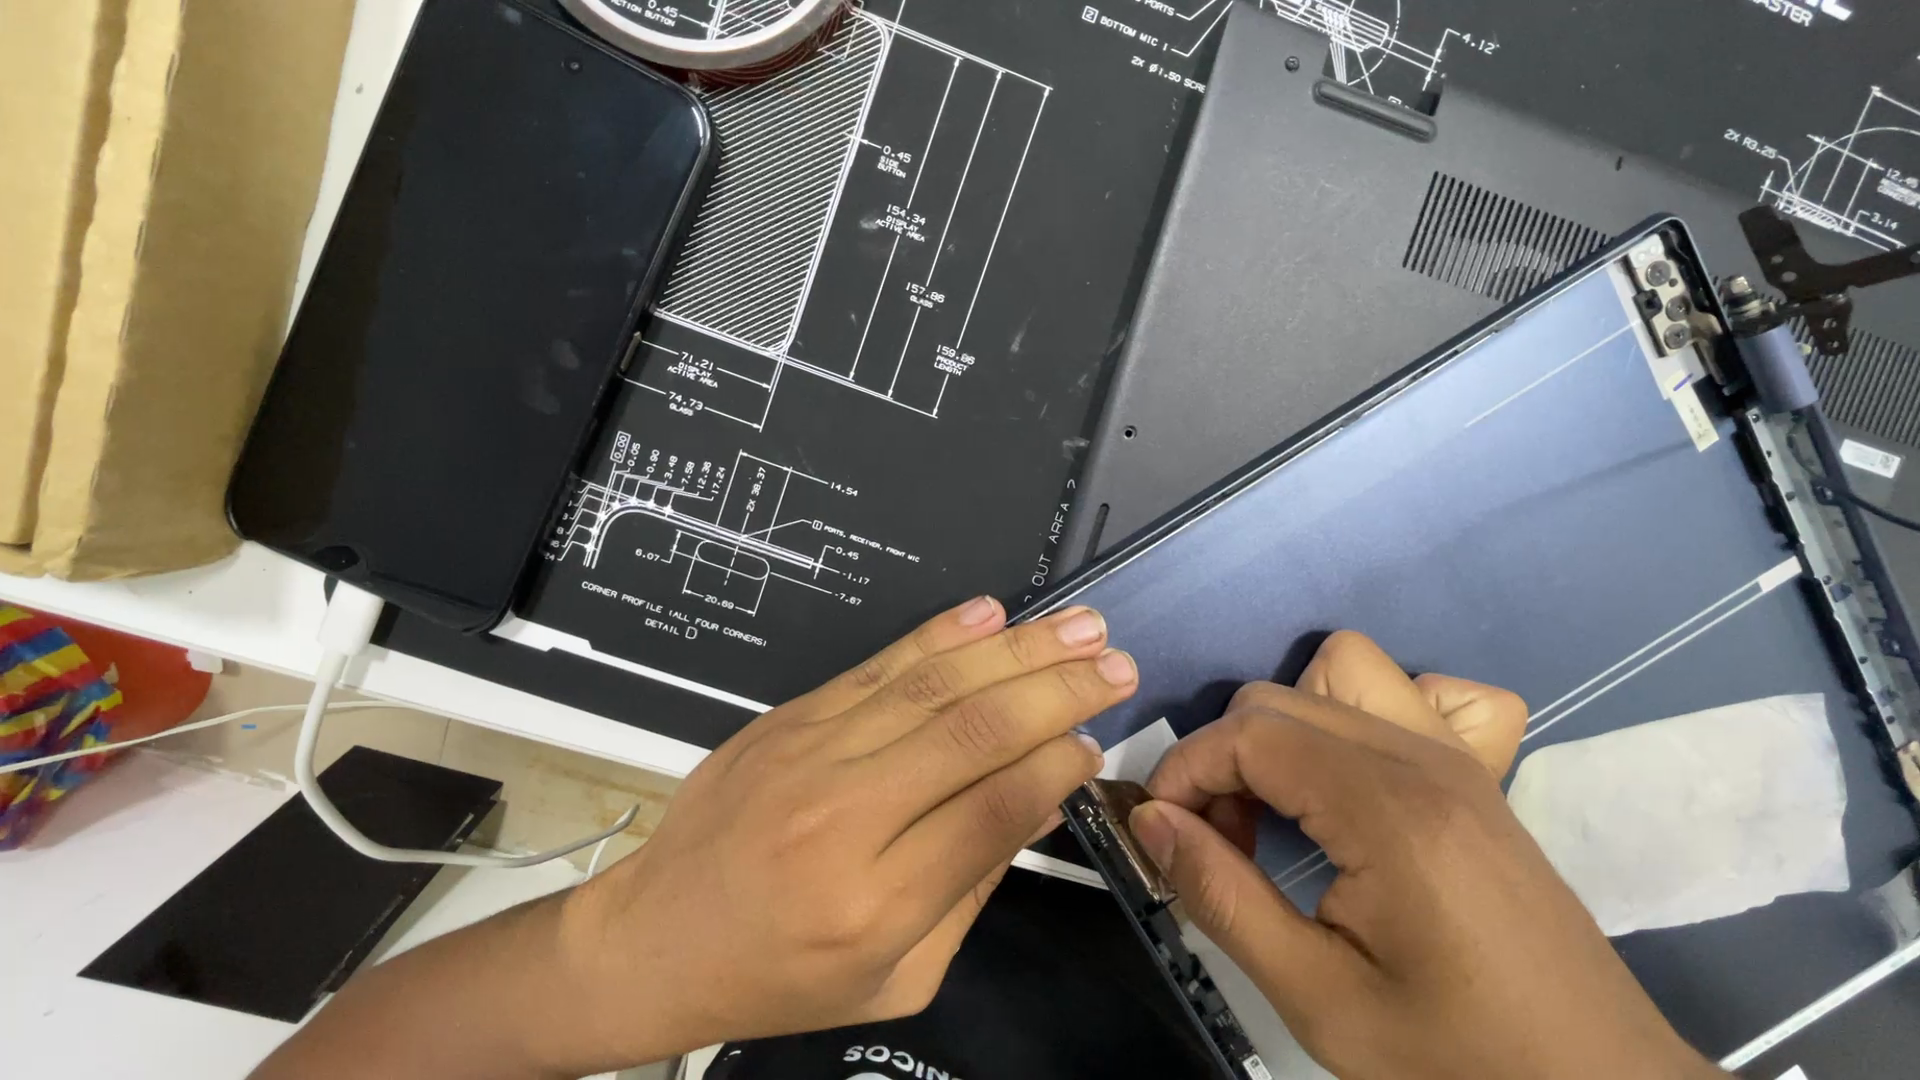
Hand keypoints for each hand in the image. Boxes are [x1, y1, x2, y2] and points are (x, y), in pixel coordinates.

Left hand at [555, 597, 1136, 1065]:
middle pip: (973, 732)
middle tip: (1114, 663)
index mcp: (877, 899)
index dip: (1057, 765)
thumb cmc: (779, 975)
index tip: (1096, 741)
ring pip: (933, 684)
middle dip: (1057, 691)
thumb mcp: (894, 976)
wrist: (654, 937)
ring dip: (1015, 648)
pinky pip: (878, 665)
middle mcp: (847, 813)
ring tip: (1078, 625)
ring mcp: (812, 752)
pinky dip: (940, 634)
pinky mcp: (790, 716)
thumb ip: (972, 886)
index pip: (993, 808)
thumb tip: (1039, 799)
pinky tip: (990, 613)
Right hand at [1130, 632, 1721, 1079]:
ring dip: (1274, 734)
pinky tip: (1335, 798)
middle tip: (1217, 845)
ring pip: (1328, 678)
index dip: (1184, 770)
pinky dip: (1331, 725)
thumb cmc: (1458, 1059)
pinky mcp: (1471, 773)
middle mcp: (1424, 757)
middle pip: (1276, 700)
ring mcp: (1455, 757)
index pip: (1250, 733)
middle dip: (1220, 760)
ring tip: (1273, 813)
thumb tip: (1148, 820)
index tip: (1163, 832)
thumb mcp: (1319, 998)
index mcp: (1390, 810)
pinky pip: (1383, 699)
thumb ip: (1221, 897)